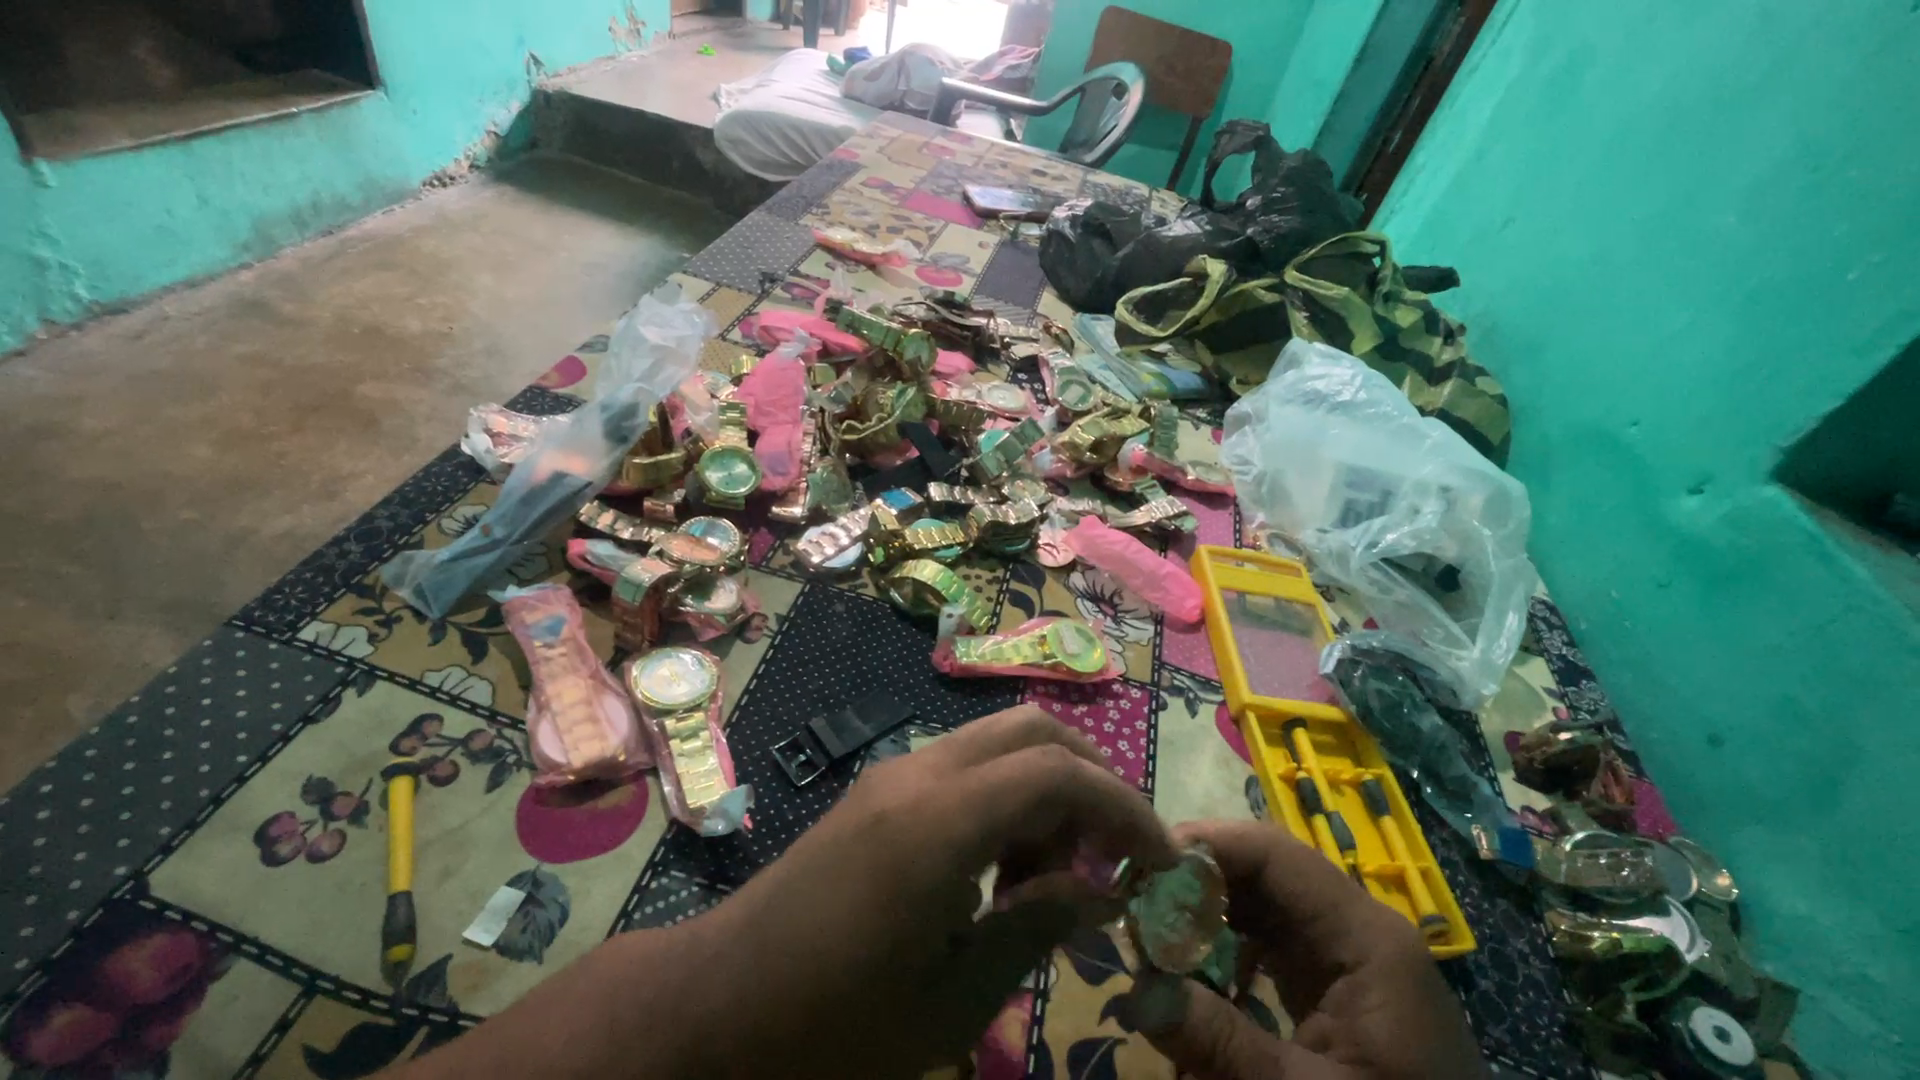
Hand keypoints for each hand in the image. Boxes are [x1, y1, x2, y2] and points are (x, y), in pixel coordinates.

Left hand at [690, 704, 1175, 1077]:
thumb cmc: (834, 1022)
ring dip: (1045, 791)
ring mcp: (892, 775)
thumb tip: (1102, 890)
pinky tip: (997, 873)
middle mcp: (919, 773)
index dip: (1125, 809)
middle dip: (1091, 781)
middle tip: (1115, 856)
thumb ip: (1036, 928)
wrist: (716, 1004)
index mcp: (941, 820)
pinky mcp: (876, 791)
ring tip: (1050, 880)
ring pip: (997, 745)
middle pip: (1032, 731)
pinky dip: (1004, 800)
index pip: (1060, 773)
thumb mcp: (954, 999)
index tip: (1162, 861)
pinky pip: (962, 769)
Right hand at [1124, 821, 1483, 1079]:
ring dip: (1203, 915)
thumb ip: (1222, 1044)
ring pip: (1260, 907)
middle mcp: (1357, 930)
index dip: (1205, 845)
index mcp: (1366, 937)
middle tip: (1129, 905)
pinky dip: (1224, 952)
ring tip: (1148, 937)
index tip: (1138, 866)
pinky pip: (1268, 947)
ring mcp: (1347, 960)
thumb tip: (1136, 991)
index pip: (1274, 853)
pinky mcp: (1334, 991)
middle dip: (1194, 882)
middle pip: (1263, 873)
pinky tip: (1190, 977)